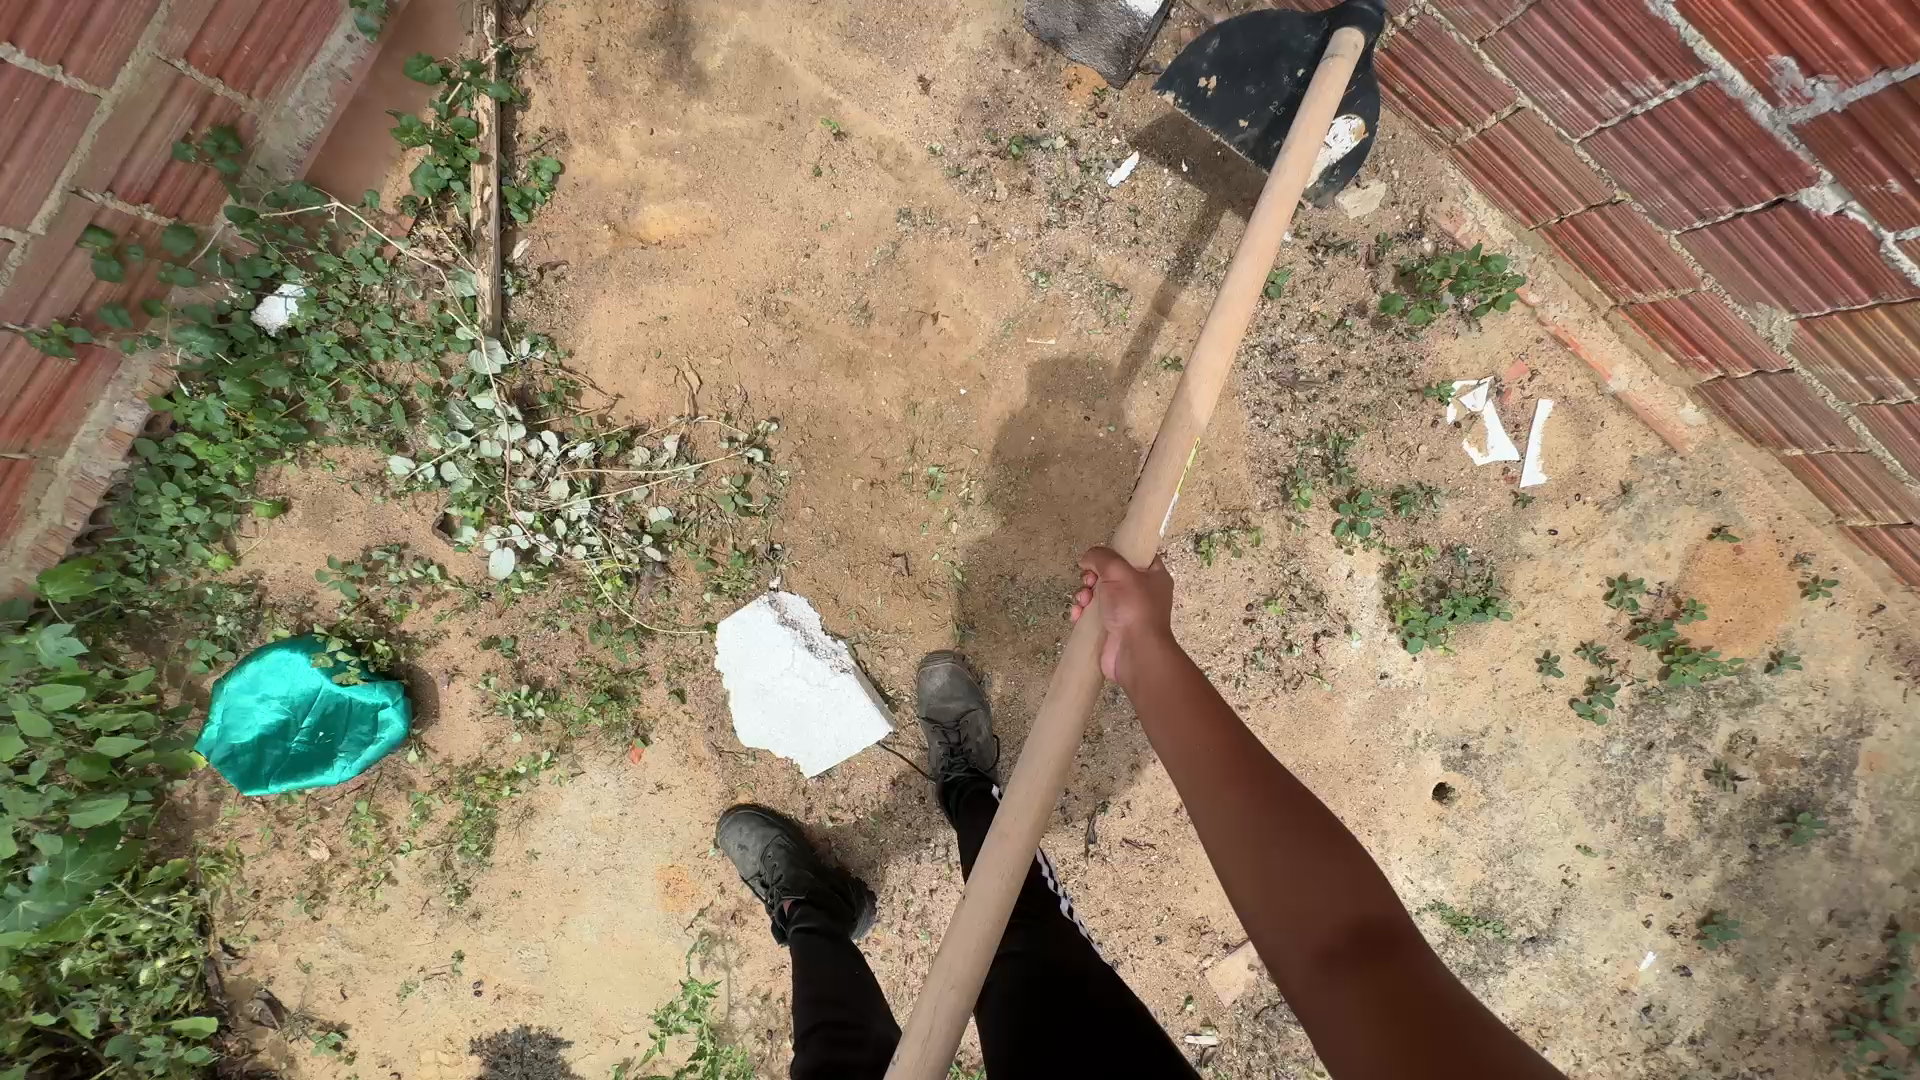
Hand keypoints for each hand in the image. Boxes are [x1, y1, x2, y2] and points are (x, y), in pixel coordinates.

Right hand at [1071, 546, 1177, 682]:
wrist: (1133, 651)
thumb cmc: (1133, 607)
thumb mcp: (1118, 571)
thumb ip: (1101, 557)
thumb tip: (1086, 558)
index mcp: (1153, 576)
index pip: (1137, 556)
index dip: (1118, 553)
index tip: (1102, 556)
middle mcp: (1141, 593)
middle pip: (1111, 575)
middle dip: (1093, 576)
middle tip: (1089, 581)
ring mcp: (1126, 612)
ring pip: (1098, 594)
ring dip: (1084, 595)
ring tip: (1083, 601)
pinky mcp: (1111, 628)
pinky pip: (1092, 614)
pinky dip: (1083, 612)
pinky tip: (1078, 615)